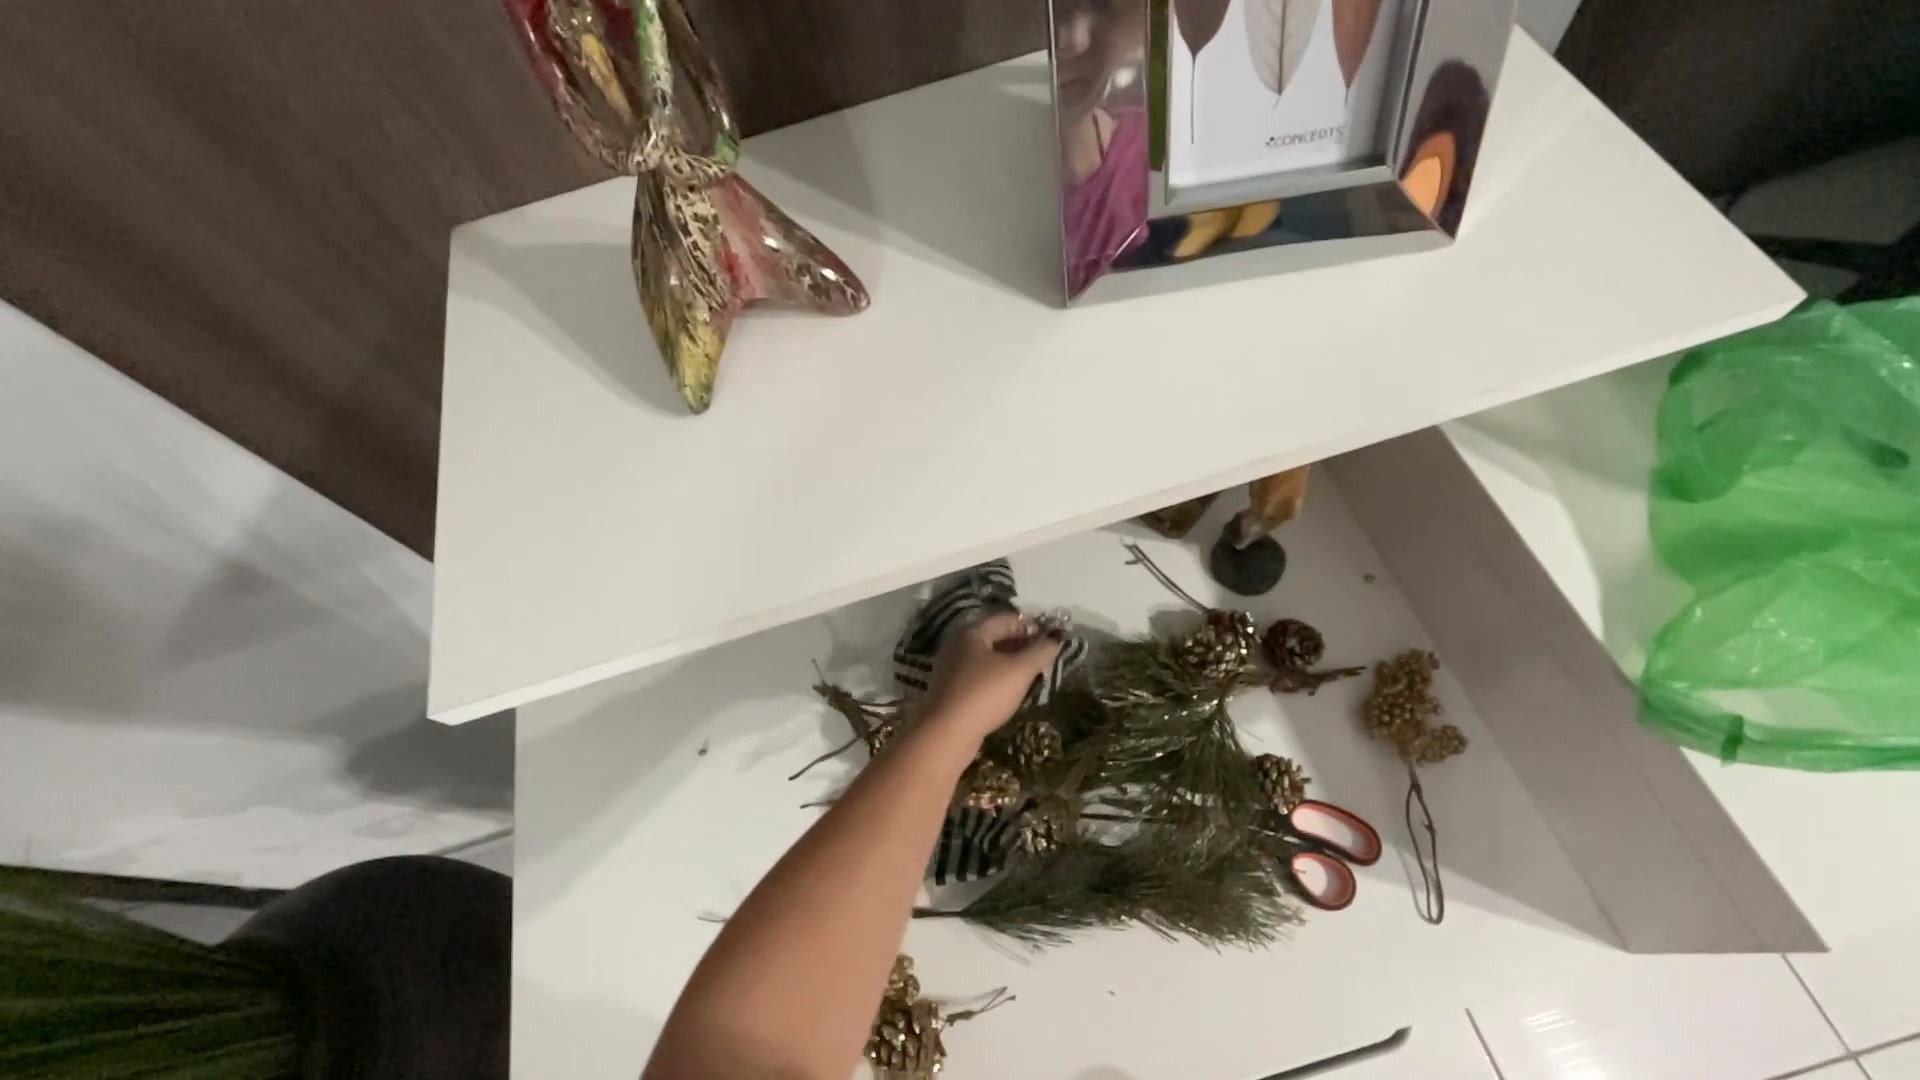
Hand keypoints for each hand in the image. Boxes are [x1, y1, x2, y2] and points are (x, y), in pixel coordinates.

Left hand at [920, 612, 1063, 739]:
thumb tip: (1055, 640)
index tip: (1052, 639)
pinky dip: (997, 679)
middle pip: (995, 637)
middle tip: (1045, 658)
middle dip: (1021, 645)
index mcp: (971, 632)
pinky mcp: (951, 691)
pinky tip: (1011, 692)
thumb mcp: (1019, 671)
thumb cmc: (984, 694)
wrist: (946, 734)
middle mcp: (958, 646)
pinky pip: (980, 677)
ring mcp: (952, 669)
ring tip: (1033, 675)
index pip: (1006, 619)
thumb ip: (1040, 652)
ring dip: (1010, 664)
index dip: (1031, 626)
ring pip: (988, 659)